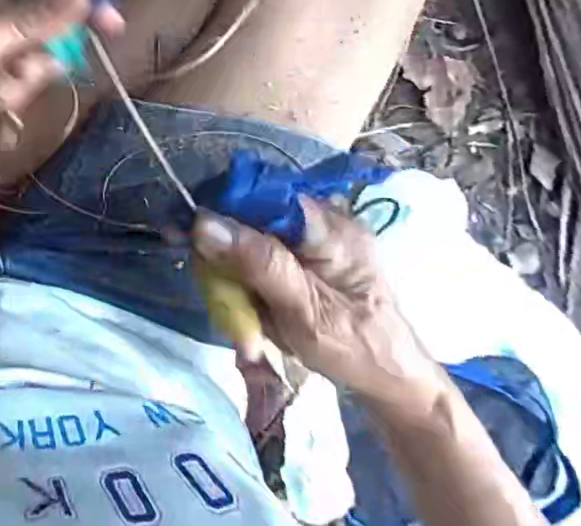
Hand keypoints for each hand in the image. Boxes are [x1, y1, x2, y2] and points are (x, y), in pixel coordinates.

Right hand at [192, 201, 447, 420]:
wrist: (398, 386)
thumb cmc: (356, 350)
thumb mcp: (304, 311)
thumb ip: (257, 262)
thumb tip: (202, 222)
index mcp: (326, 223)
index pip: (256, 193)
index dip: (216, 209)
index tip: (182, 233)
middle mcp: (320, 218)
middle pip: (249, 212)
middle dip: (222, 248)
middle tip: (209, 285)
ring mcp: (314, 236)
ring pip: (250, 233)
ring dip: (233, 269)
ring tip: (235, 310)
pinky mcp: (308, 255)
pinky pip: (262, 250)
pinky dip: (246, 275)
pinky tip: (250, 305)